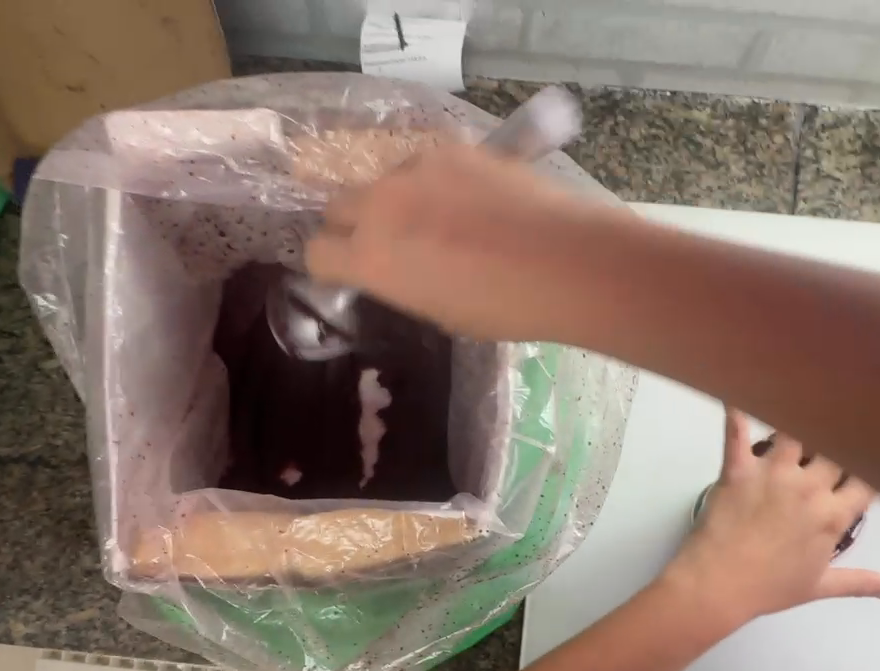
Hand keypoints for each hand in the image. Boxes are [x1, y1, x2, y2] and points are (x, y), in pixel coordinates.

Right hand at [304, 142, 631, 342]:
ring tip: (440, 224)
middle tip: (389, 247)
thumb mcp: (437, 312)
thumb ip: (400, 283)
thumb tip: (395, 269)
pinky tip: (472, 205)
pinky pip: (425, 167)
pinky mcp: (453, 149)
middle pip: (337, 207)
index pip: (317, 252)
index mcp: (369, 258)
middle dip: (352, 227)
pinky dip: (434, 185)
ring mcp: (415, 169)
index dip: (332, 266)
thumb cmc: (500, 307)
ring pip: (382, 182)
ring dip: (395, 202)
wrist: (563, 263)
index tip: (350, 273)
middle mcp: (380, 205)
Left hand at [663, 410, 879, 628]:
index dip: (876, 460)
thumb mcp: (819, 587)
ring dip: (802, 415)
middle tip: (847, 412)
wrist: (716, 588)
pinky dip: (736, 408)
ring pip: (797, 431)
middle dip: (843, 433)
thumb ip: (864, 582)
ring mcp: (772, 476)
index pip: (869, 478)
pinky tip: (737, 382)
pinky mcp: (737, 470)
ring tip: (807, 391)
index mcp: (833, 516)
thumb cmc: (766, 588)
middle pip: (838, 448)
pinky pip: (737, 432)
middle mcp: (809, 489)